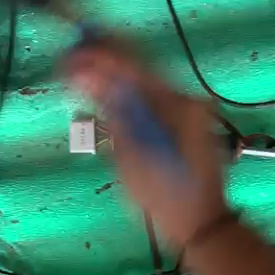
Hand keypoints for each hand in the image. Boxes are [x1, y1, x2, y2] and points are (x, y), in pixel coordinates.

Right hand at [64, 41, 230, 246]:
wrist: (202, 224)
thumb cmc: (164, 195)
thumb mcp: (130, 154)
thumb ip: (111, 109)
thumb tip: (85, 74)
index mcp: (176, 103)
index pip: (133, 65)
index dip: (100, 54)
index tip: (72, 50)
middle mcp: (186, 96)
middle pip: (140, 65)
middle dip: (105, 57)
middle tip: (72, 54)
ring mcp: (188, 106)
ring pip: (144, 77)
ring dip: (113, 72)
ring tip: (81, 68)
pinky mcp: (185, 117)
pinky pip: (151, 93)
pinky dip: (126, 90)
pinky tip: (105, 89)